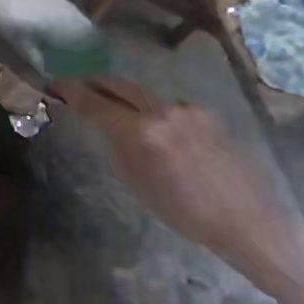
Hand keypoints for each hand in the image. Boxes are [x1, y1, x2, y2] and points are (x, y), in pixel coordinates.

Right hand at [53, 77, 303, 280]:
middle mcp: (163, 110)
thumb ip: (119, 148)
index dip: (72, 91)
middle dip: (97, 84)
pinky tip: (160, 134)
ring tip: (117, 112)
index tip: (56, 84)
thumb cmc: (186, 213)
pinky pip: (170, 107)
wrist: (247, 219)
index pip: (96, 104)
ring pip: (146, 96)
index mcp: (141, 132)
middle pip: (121, 86)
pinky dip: (156, 114)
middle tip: (79, 86)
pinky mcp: (207, 114)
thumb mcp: (139, 184)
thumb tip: (106, 127)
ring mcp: (188, 108)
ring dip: (127, 100)